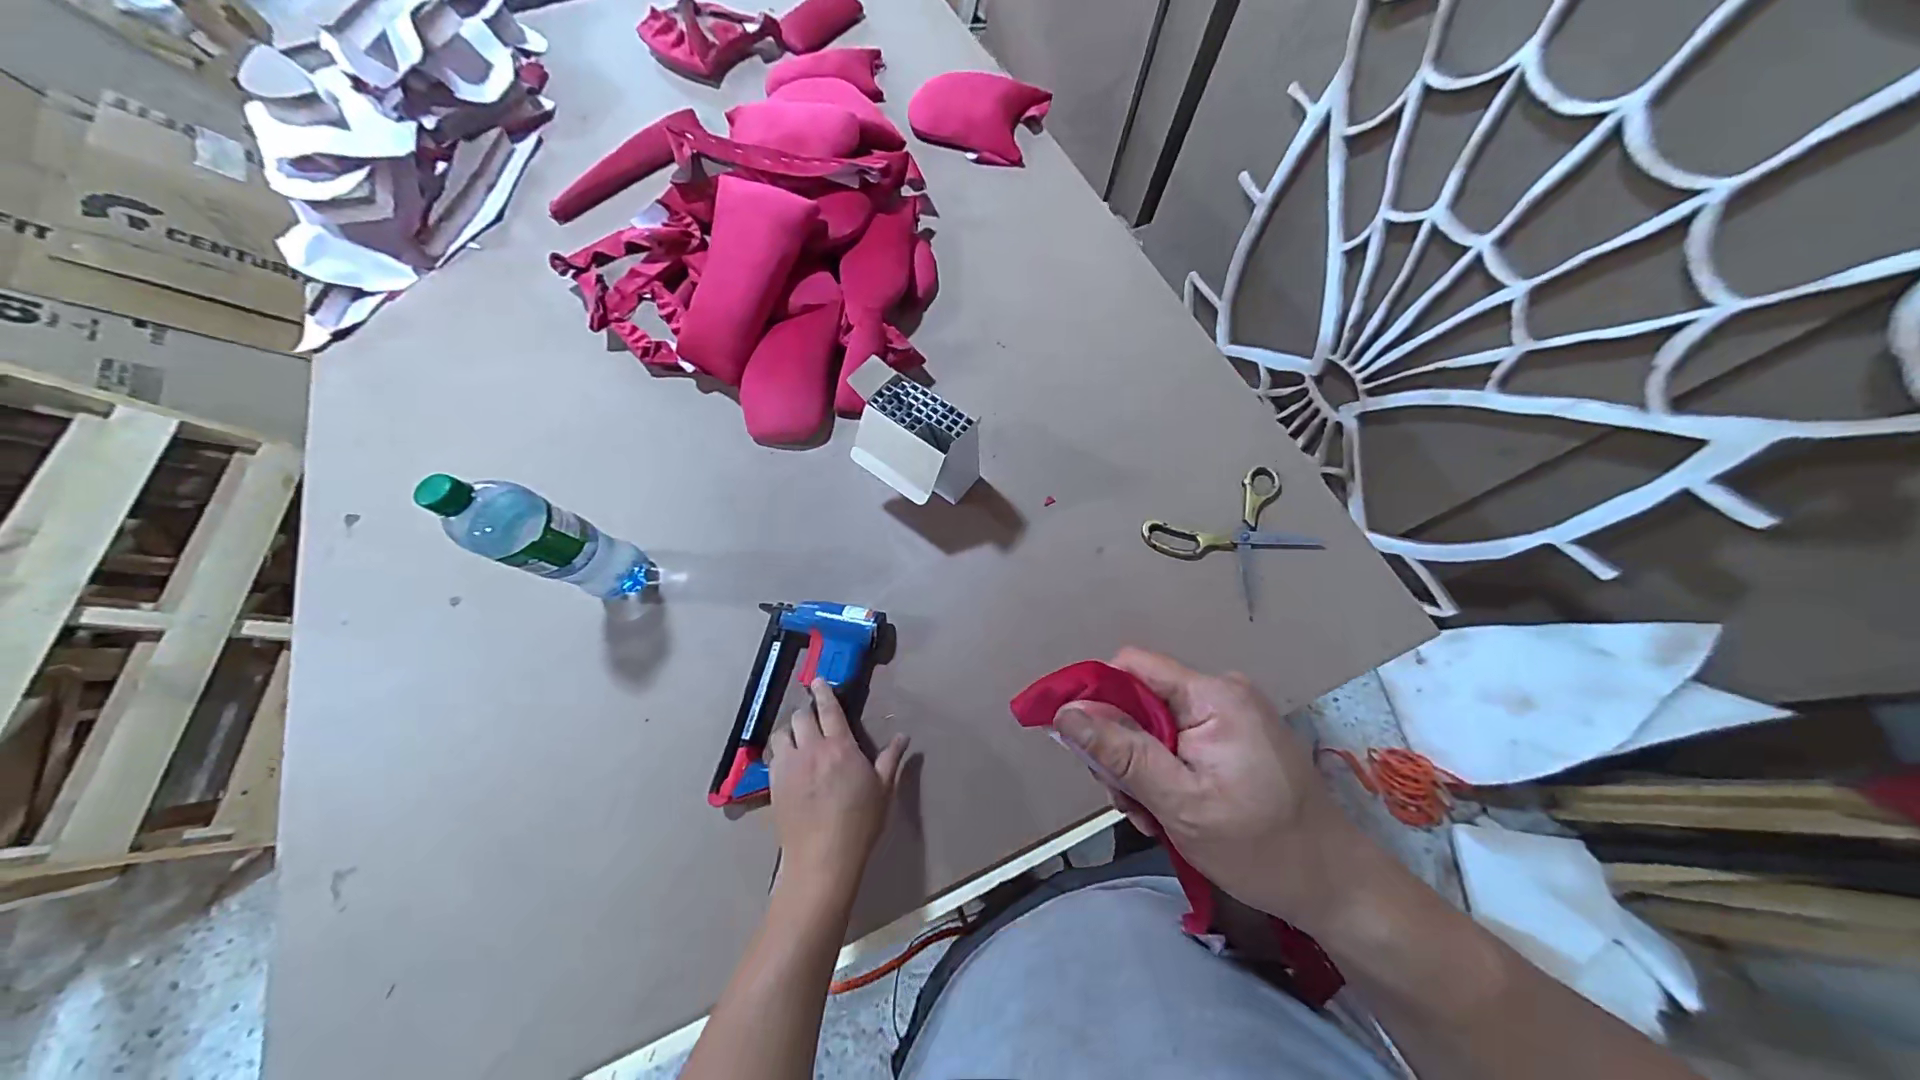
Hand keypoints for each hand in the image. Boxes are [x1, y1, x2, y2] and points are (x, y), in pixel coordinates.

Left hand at [769, 679, 908, 888]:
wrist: (823, 857)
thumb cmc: (860, 822)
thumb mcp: (883, 789)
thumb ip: (890, 758)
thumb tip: (903, 737)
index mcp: (840, 747)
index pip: (829, 709)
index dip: (824, 692)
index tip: (818, 681)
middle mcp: (811, 750)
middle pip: (801, 717)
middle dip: (807, 711)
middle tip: (813, 716)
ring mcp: (789, 767)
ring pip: (781, 734)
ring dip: (790, 731)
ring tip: (798, 738)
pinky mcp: (775, 784)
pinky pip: (773, 756)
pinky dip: (780, 752)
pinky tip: (788, 761)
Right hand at [1052, 647, 1359, 924]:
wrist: (1335, 886)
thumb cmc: (1261, 847)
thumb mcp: (1179, 802)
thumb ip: (1121, 753)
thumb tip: (1065, 713)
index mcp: (1212, 695)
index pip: (1131, 666)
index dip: (1096, 697)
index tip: (1081, 745)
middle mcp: (1221, 692)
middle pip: (1140, 699)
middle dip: (1122, 748)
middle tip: (1129, 802)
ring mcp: (1231, 715)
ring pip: (1154, 725)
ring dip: (1142, 769)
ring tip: (1154, 816)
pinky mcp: (1235, 737)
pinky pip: (1179, 740)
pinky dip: (1165, 773)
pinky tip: (1172, 811)